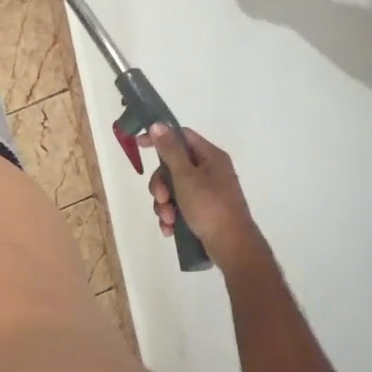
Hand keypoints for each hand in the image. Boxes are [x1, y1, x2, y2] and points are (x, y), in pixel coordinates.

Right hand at [141, 125, 263, 271]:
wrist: (233, 246)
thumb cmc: (209, 207)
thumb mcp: (185, 176)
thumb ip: (170, 150)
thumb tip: (158, 124)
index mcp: (210, 157)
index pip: (181, 136)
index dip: (159, 137)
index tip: (138, 144)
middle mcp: (210, 170)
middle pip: (173, 165)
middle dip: (160, 184)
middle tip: (160, 197)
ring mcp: (208, 191)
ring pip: (173, 188)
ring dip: (163, 203)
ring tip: (167, 219)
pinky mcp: (204, 209)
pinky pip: (180, 204)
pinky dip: (172, 215)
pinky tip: (169, 228)